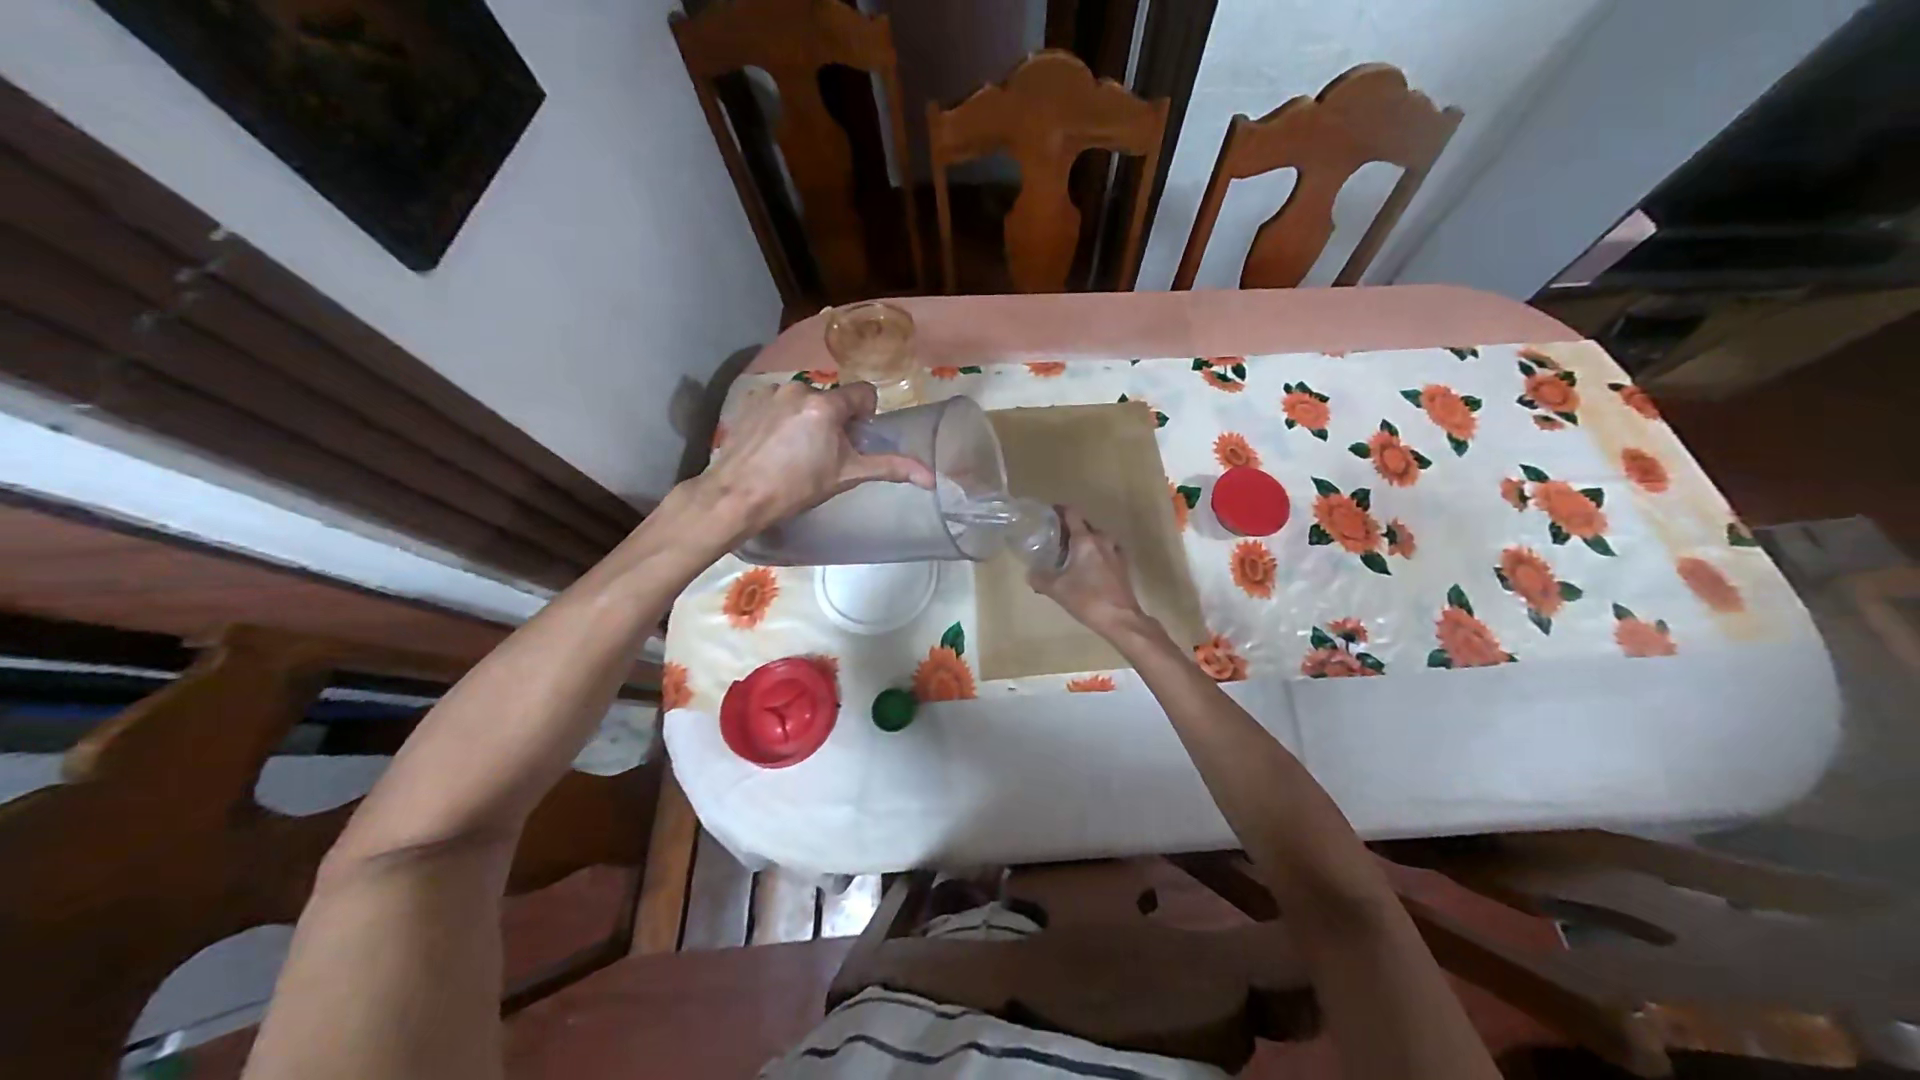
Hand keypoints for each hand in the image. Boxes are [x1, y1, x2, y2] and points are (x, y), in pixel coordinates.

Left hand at [695, 381, 933, 537]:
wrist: (737, 496)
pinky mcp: (749, 402)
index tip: (855, 441)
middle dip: (836, 421)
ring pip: (805, 401)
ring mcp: (771, 393)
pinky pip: (779, 404)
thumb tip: (930, 478)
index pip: (864, 393)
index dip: (865, 417)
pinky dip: (782, 419)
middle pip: (833, 399)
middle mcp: (799, 389)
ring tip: (796, 453)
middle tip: (826, 454)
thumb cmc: (796, 488)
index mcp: (826, 404)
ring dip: (808, 419)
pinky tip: (773, 447)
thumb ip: (889, 468)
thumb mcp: (847, 477)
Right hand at [1028, 506, 1153, 639]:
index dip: (1059, 510)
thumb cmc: (1087, 599)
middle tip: (1056, 539)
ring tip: (1073, 554)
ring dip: (1085, 541)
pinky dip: (1097, 553)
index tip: (1049, 514)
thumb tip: (1030, 573)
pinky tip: (1090, 566)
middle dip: (1071, 529)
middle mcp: (1102, 540)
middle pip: (1085, 525)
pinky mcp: (1124, 565)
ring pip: (1098, 538)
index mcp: (1085, 540)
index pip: (1072, 513)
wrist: (1120, 619)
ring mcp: (1116, 552)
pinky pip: (1108, 551)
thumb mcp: (1056, 589)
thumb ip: (1039, 578)